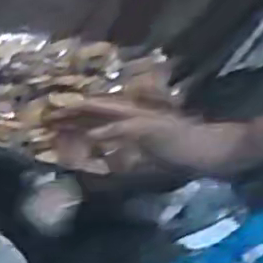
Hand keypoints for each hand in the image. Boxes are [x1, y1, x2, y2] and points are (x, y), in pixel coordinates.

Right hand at [55, 98, 248, 174]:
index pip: (97, 110)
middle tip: (47, 120)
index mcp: (133, 117)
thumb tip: (90, 134)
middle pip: (97, 115)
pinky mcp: (140, 147)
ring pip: (101, 126)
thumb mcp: (155, 132)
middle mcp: (132, 121)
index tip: (50, 113)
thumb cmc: (186, 142)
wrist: (215, 152)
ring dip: (80, 127)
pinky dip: (93, 142)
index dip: (74, 110)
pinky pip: (109, 142)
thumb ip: (124, 129)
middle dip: (72, 117)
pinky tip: (86, 145)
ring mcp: (137, 133)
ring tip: (60, 130)